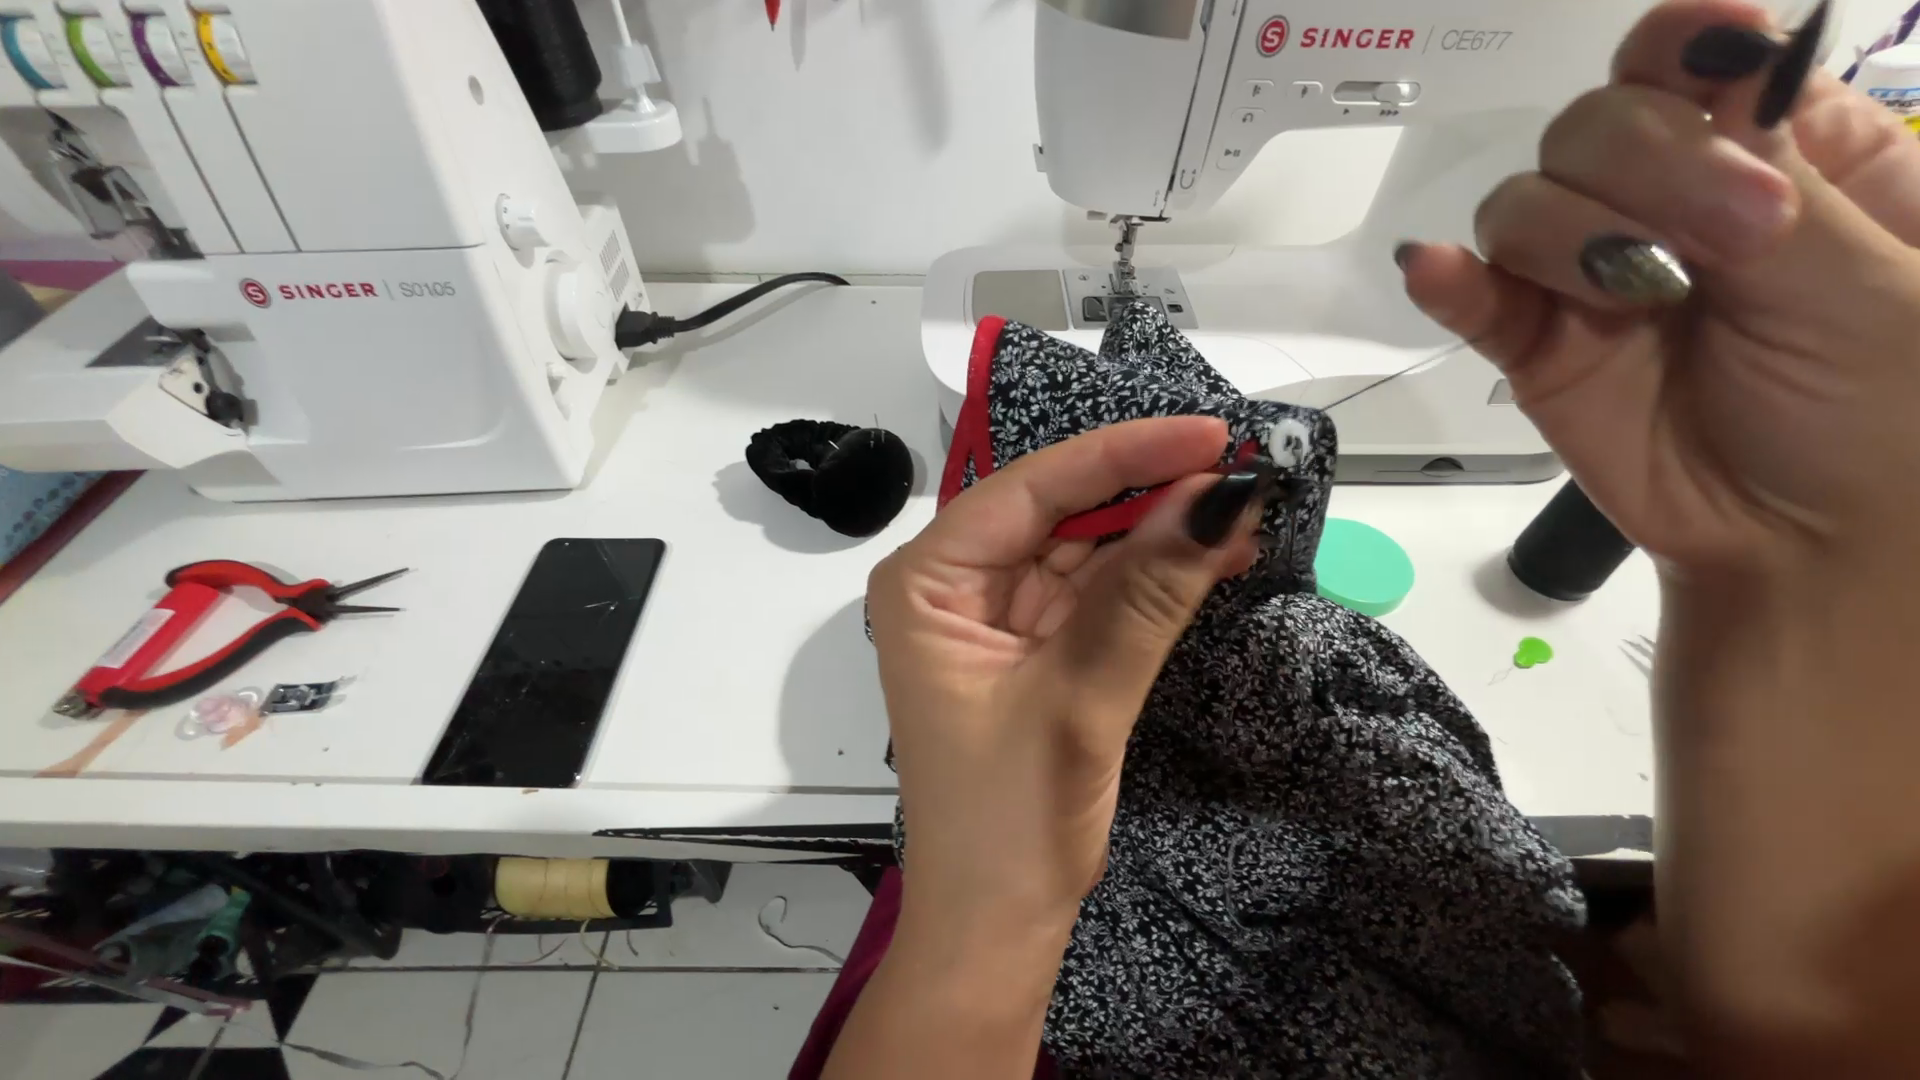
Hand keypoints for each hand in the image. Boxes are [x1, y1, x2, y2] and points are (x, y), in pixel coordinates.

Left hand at [865, 417, 1261, 929]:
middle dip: (1145, 490)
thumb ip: (1148, 595)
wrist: (996, 923)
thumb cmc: (1010, 821)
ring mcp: (996, 615)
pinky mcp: (1034, 645)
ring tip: (1242, 507)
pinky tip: (1210, 552)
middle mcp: (955, 585)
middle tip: (1236, 465)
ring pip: (1084, 547)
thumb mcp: (1079, 698)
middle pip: (1057, 510)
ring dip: (1159, 532)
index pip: (1028, 489)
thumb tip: (1222, 499)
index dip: (1121, 454)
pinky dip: (1152, 576)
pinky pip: (1096, 591)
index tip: (1205, 433)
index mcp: (928, 582)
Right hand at [1401, 0, 1919, 577]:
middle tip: (1719, 248)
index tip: (1709, 84)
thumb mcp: (1872, 280)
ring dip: (1564, 236)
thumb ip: (1775, 187)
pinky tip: (1431, 271)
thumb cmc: (1888, 401)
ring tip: (1631, 299)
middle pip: (1589, 125)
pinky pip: (1469, 299)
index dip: (1681, 50)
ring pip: (1520, 206)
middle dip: (1641, 168)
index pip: (1689, 56)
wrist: (1809, 534)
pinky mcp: (1528, 343)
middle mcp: (1661, 200)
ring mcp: (1582, 276)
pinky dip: (1447, 282)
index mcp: (1772, 154)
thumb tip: (1688, 88)